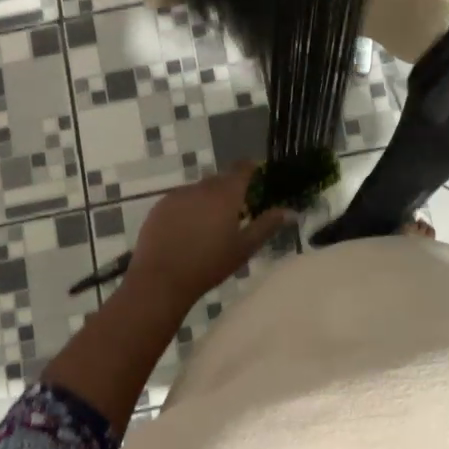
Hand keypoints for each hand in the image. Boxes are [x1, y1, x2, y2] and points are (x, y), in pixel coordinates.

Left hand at [126, 163, 294, 301]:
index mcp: (225, 194)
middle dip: (229, 190)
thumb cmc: (209, 265)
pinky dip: (188, 208)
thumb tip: (289, 211)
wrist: (161, 280)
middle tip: (236, 211)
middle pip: (220, 179)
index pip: (242, 168)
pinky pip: (180, 200)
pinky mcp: (159, 207)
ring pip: (199, 190)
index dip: (251, 169)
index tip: (257, 178)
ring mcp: (177, 195)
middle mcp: (201, 187)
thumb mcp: (244, 248)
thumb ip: (267, 225)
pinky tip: (187, 231)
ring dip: (207, 200)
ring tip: (209, 225)